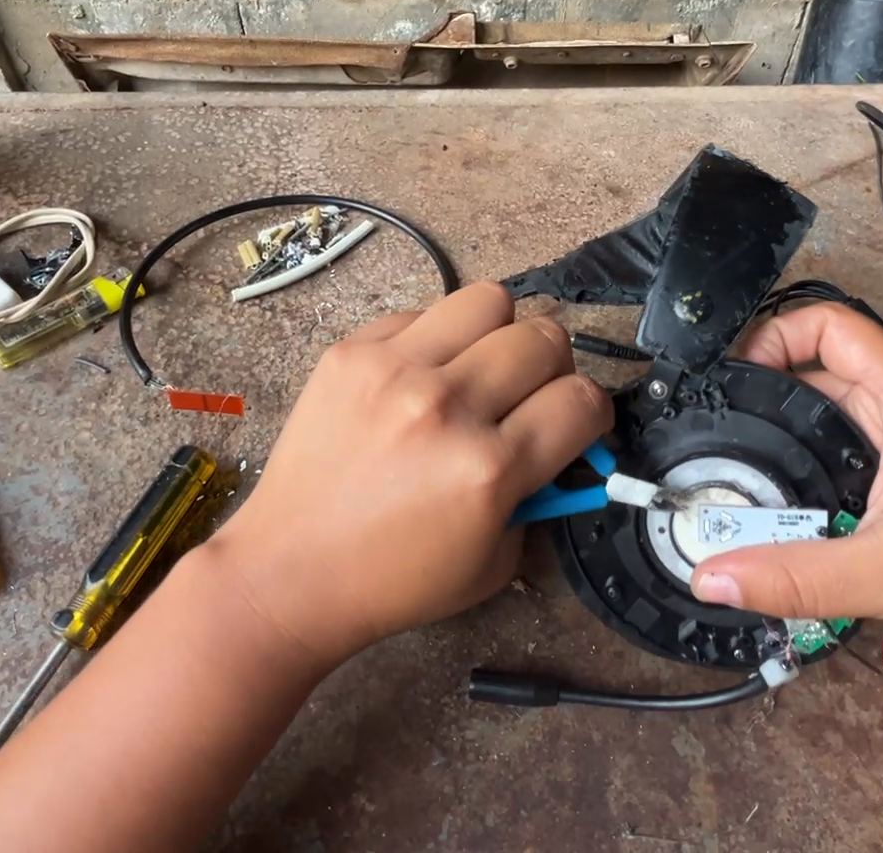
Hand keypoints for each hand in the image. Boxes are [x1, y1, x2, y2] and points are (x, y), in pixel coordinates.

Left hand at [205, 282, 611, 666]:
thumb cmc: (393, 581)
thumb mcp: (494, 563)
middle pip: (545, 338)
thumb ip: (542, 496)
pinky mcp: (351, 352)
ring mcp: (394, 370)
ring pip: (489, 300)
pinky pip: (422, 313)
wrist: (289, 570)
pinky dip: (434, 340)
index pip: (583, 400)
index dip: (593, 413)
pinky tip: (416, 377)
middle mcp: (446, 407)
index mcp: (489, 470)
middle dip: (552, 369)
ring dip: (499, 334)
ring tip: (476, 368)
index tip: (575, 422)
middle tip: (526, 395)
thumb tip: (565, 440)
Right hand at [691, 302, 882, 679]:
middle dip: (760, 394)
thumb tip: (710, 578)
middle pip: (816, 371)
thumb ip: (795, 576)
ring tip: (728, 468)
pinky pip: (839, 457)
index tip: (728, 379)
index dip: (772, 336)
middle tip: (710, 431)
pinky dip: (802, 470)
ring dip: (780, 437)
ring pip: (826, 420)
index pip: (829, 326)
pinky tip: (775, 505)